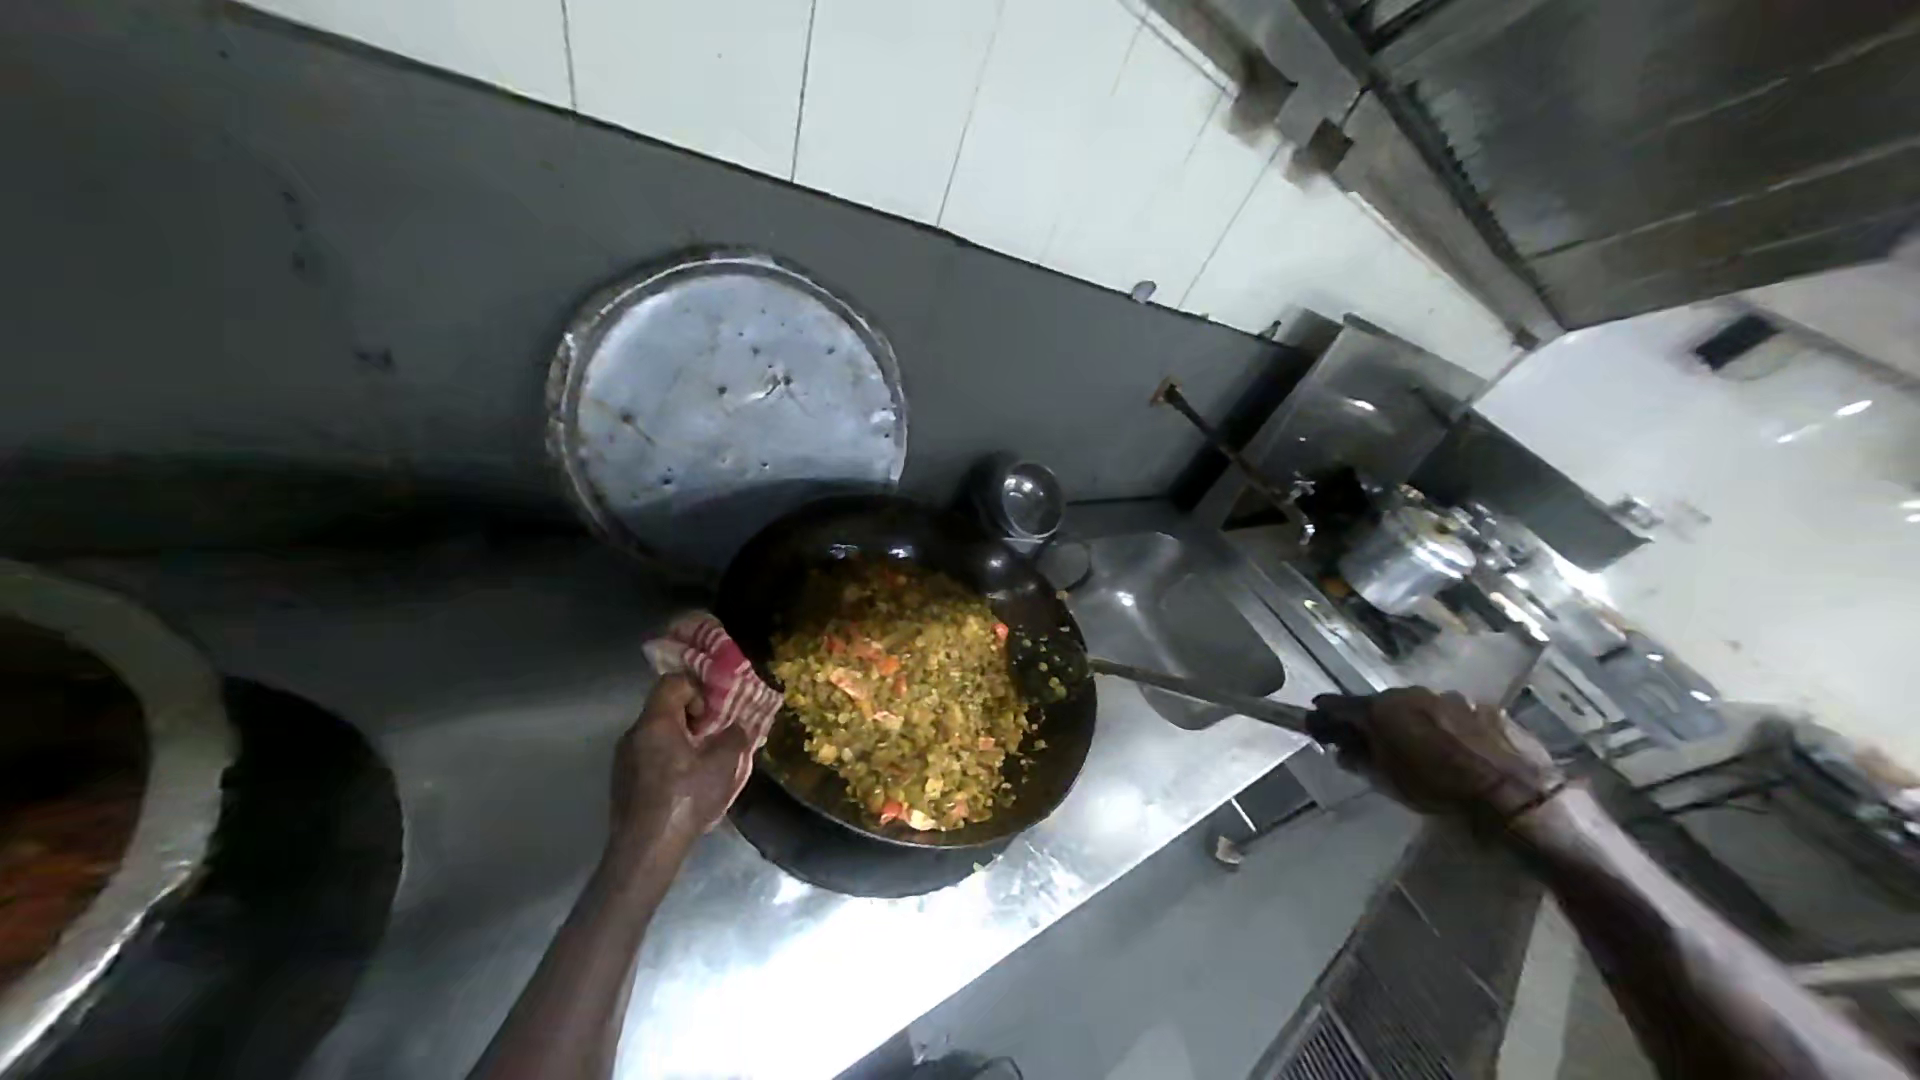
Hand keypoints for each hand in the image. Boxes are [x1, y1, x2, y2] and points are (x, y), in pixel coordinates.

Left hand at [607, 675, 753, 866]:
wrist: (646, 849)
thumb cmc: (686, 798)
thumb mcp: (724, 763)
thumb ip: (735, 735)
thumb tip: (737, 727)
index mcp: (655, 722)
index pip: (672, 682)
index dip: (697, 690)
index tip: (711, 716)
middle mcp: (633, 734)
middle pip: (664, 707)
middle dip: (692, 717)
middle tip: (712, 738)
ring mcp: (623, 759)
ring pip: (657, 733)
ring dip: (681, 740)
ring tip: (702, 763)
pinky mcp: (622, 781)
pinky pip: (649, 755)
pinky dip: (668, 758)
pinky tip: (683, 785)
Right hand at [1311, 686, 1564, 821]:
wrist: (1513, 795)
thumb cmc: (1438, 787)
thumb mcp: (1387, 781)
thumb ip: (1359, 760)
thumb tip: (1342, 750)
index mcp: (1380, 709)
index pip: (1339, 705)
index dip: (1325, 713)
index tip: (1317, 720)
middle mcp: (1410, 694)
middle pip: (1381, 703)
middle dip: (1375, 719)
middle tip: (1376, 741)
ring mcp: (1450, 698)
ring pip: (1420, 706)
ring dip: (1415, 721)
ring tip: (1424, 747)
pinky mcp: (1485, 708)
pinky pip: (1456, 714)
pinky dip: (1449, 726)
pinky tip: (1460, 748)